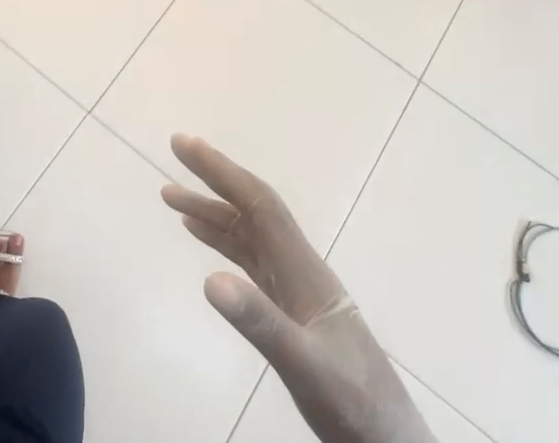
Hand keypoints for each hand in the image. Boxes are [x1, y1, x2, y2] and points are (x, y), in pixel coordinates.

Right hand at [162, 135, 433, 442]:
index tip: (185, 145)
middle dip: (213, 176)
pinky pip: (249, 258)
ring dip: (211, 209)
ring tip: (170, 195)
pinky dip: (222, 240)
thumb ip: (260, 323)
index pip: (258, 205)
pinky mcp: (290, 306)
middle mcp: (298, 266)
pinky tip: (201, 237)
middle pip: (252, 209)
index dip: (221, 171)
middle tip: (175, 149)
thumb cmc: (351, 401)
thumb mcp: (304, 366)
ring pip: (248, 232)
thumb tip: (209, 279)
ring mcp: (294, 286)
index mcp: (303, 269)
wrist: (387, 437)